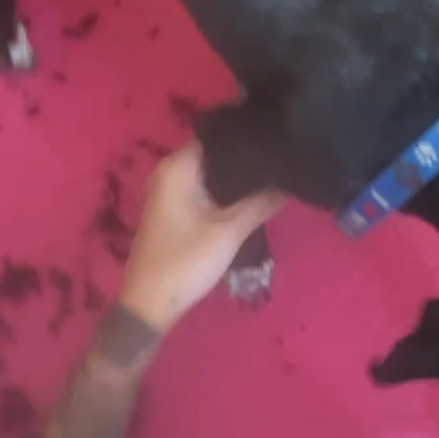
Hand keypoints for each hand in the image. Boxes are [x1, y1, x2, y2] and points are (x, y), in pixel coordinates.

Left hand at [117, 142, 283, 331]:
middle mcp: (170, 172)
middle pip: (215, 154)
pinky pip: (204, 189)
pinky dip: (225, 191)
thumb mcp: (230, 231)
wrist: (150, 303)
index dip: (246, 134)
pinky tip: (251, 197)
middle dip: (245, 157)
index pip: (217, 135)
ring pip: (211, 174)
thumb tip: (288, 183)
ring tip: (274, 175)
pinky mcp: (173, 210)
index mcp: (178, 167)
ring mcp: (169, 191)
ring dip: (237, 177)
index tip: (276, 135)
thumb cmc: (186, 261)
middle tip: (282, 157)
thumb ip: (261, 203)